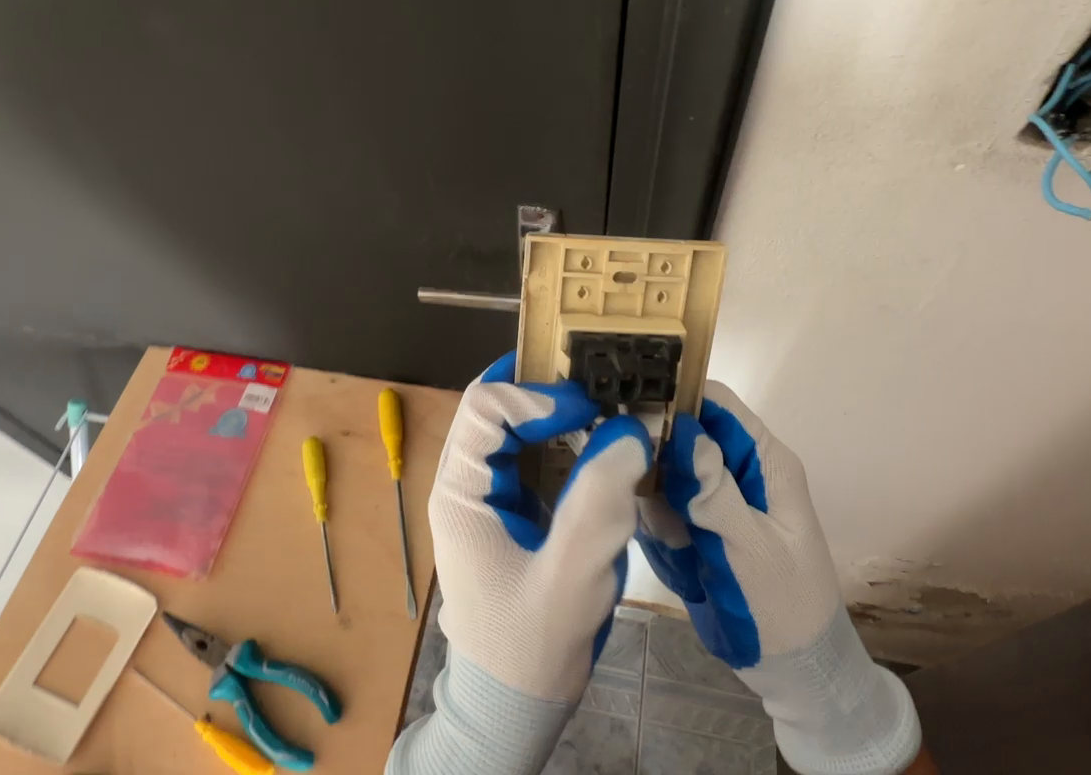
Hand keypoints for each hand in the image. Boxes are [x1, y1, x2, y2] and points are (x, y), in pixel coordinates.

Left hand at [388, 353, 652, 774]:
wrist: (512, 700)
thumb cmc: (531, 645)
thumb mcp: (571, 579)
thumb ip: (598, 505)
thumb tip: (628, 431)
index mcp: (462, 493)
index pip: (485, 408)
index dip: (536, 394)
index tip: (590, 409)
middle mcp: (467, 482)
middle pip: (496, 406)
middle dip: (549, 390)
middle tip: (605, 392)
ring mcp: (487, 493)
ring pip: (515, 425)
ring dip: (560, 412)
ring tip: (610, 410)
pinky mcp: (510, 507)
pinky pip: (532, 454)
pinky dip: (567, 440)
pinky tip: (602, 447)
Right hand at [635, 383, 921, 774]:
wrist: (793, 671)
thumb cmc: (782, 605)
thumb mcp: (749, 547)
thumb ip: (713, 489)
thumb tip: (681, 428)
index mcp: (763, 461)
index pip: (714, 403)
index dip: (674, 399)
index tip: (631, 416)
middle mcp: (736, 468)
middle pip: (680, 432)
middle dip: (657, 462)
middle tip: (649, 501)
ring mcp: (713, 496)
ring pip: (662, 470)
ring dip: (655, 501)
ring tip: (673, 541)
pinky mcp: (695, 522)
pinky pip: (660, 505)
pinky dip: (656, 525)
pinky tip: (669, 553)